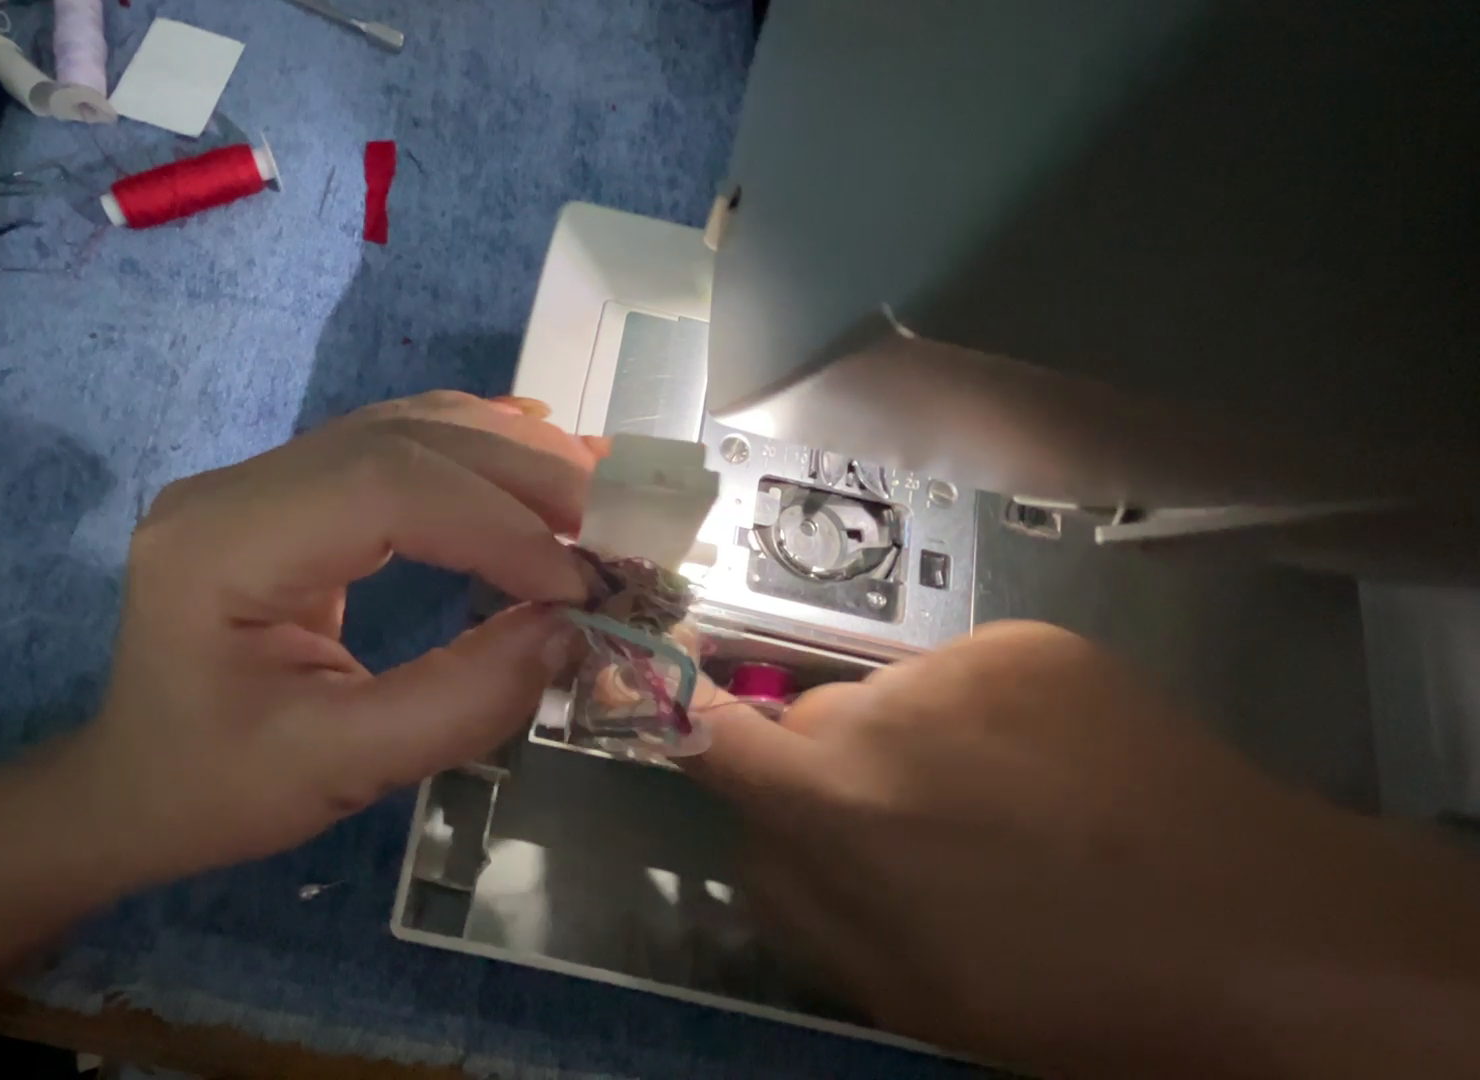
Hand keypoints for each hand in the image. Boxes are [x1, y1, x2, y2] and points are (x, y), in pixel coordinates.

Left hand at [70, 392, 593, 885]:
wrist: (135, 784)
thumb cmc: (217, 789)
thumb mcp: (339, 769)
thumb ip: (460, 702)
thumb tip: (569, 630)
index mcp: (221, 547)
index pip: (382, 490)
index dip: (495, 525)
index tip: (576, 584)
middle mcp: (236, 487)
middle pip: (400, 440)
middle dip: (519, 474)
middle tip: (610, 518)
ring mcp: (260, 479)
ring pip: (403, 427)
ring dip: (506, 450)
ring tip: (589, 484)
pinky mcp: (289, 491)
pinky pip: (393, 445)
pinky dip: (473, 449)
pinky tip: (529, 455)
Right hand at [690, 621, 1479, 1078]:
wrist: (1277, 942)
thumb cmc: (1059, 992)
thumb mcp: (893, 983)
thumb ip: (789, 894)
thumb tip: (750, 825)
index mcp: (836, 801)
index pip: (708, 730)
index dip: (676, 714)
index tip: (666, 706)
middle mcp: (881, 709)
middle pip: (810, 718)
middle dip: (831, 764)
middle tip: (902, 823)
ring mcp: (960, 663)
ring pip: (887, 695)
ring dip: (910, 739)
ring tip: (995, 799)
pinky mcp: (1030, 640)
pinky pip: (960, 674)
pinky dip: (977, 713)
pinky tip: (1047, 767)